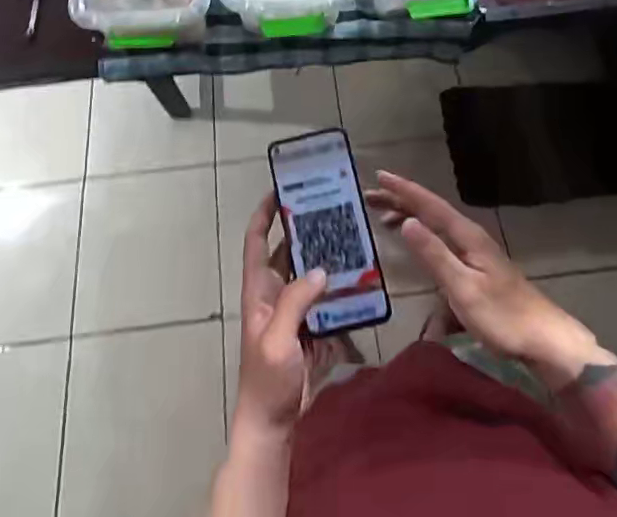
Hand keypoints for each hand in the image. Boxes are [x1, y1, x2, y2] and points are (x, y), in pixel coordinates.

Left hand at [232, 191, 327, 438]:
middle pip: (285, 256)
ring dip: (324, 265)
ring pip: (307, 281)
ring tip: (349, 245)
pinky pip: (325, 310)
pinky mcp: (309, 336)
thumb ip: (295, 302)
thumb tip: (317, 270)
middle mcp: (272, 296)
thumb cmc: (267, 379)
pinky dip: (340, 300)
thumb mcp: (278, 338)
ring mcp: (291, 316)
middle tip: (328, 215)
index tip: (278, 192)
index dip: (263, 216)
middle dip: (302, 235)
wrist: (273, 424)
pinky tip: (361, 290)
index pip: (255, 242)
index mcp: (257, 291)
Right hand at [365, 171, 602, 376]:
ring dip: (409, 217)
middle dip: (400, 201)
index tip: (378, 175)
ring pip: (435, 226)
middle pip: (431, 211)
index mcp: (467, 237)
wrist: (550, 346)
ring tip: (383, 217)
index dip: (403, 189)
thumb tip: (406, 221)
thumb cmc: (505, 318)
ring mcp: (476, 253)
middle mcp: (471, 238)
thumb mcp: (462, 288)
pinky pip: (441, 240)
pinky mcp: (477, 268)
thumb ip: (433, 254)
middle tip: (369, 196)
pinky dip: (422, 235)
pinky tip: (415, 244)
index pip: (429, 205)